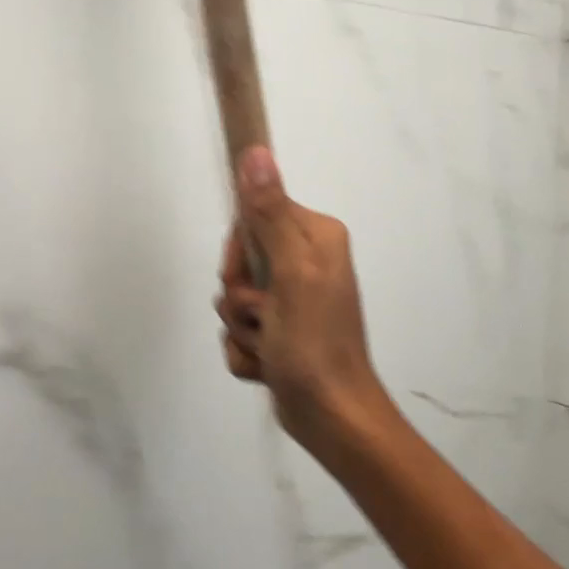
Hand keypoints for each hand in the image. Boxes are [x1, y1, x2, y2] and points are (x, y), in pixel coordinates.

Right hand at [214, 147, 395, 451]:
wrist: (333, 417)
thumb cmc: (315, 342)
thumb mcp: (291, 272)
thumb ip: (269, 213)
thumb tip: (255, 151)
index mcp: (314, 238)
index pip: (252, 219)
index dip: (238, 252)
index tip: (244, 279)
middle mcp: (306, 263)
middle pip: (240, 263)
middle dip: (239, 299)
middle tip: (263, 318)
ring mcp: (293, 302)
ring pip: (235, 302)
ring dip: (242, 330)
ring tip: (270, 348)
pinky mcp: (282, 334)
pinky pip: (241, 333)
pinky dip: (248, 353)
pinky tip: (268, 367)